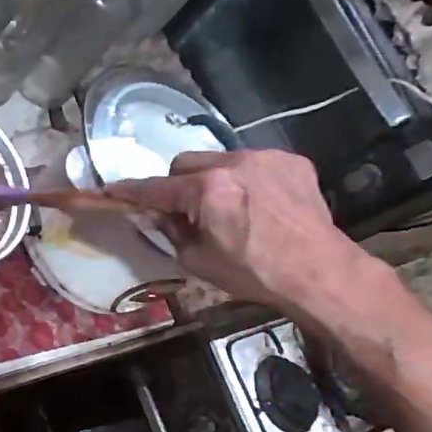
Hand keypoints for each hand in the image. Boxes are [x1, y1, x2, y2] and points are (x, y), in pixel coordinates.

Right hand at [105, 150, 368, 310]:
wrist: (319, 272)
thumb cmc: (254, 273)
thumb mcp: (198, 260)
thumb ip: (170, 230)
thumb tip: (154, 214)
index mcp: (207, 190)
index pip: (156, 187)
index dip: (131, 191)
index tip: (112, 191)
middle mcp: (233, 163)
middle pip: (184, 163)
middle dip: (177, 185)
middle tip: (186, 211)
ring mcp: (265, 158)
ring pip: (218, 159)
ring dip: (211, 179)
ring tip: (228, 208)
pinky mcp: (290, 161)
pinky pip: (251, 162)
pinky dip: (244, 179)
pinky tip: (258, 204)